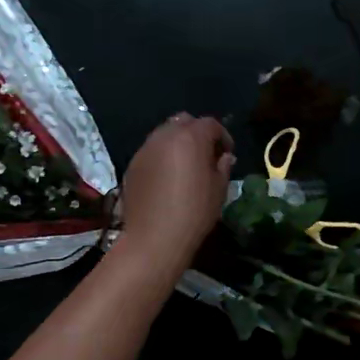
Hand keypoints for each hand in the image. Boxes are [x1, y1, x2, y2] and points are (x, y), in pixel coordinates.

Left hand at [117, 113, 234, 266]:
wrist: (154, 237)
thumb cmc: (195, 211)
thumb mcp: (219, 189)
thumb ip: (223, 166)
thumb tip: (224, 157)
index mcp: (191, 139)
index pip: (210, 124)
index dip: (223, 136)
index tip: (227, 153)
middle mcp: (165, 137)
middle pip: (184, 121)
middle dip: (198, 133)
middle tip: (207, 154)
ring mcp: (145, 149)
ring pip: (165, 133)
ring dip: (178, 143)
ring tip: (187, 165)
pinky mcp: (132, 164)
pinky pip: (151, 150)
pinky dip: (163, 155)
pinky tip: (168, 177)